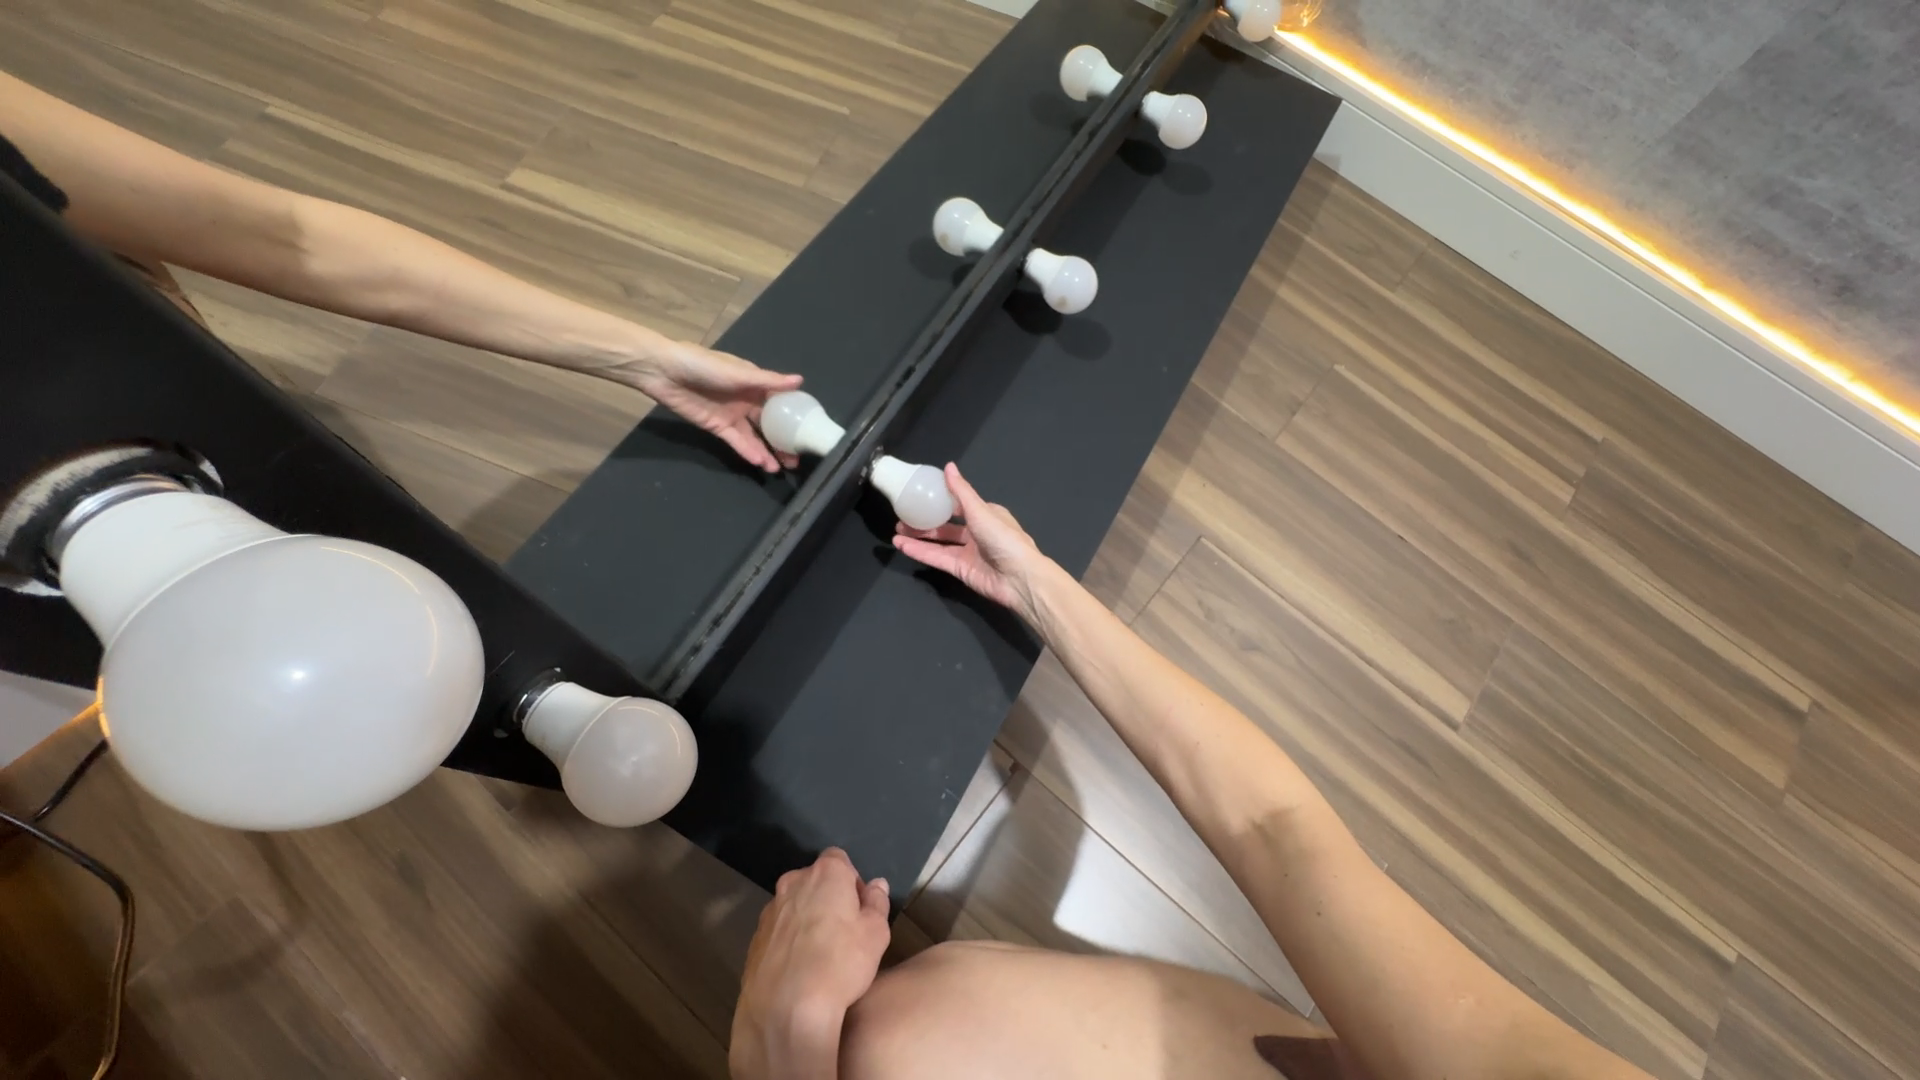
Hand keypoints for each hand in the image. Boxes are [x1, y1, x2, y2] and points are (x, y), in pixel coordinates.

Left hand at [610, 339, 802, 472]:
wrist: (664, 371)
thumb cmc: (703, 365)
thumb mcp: (739, 372)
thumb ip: (768, 381)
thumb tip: (800, 381)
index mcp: (755, 383)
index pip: (780, 402)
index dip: (794, 416)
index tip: (808, 431)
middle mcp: (747, 400)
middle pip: (770, 424)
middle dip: (782, 441)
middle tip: (796, 459)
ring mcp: (733, 415)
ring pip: (755, 436)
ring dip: (767, 451)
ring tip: (780, 468)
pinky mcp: (718, 427)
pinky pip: (737, 441)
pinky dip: (748, 451)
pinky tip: (760, 462)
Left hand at [731, 849, 891, 1079]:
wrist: (784, 1011)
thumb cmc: (840, 964)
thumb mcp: (876, 933)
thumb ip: (877, 903)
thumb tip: (876, 885)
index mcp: (825, 873)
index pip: (839, 860)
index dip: (852, 882)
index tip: (859, 910)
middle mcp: (793, 883)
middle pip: (815, 882)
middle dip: (828, 899)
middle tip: (844, 933)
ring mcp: (769, 912)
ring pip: (794, 907)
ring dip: (806, 921)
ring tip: (819, 957)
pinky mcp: (754, 940)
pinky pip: (779, 932)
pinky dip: (789, 943)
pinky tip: (799, 971)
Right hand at [891, 463, 1053, 623]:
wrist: (1019, 578)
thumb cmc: (1004, 539)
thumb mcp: (981, 511)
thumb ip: (961, 491)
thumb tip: (948, 466)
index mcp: (986, 515)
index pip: (960, 504)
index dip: (941, 500)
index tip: (921, 495)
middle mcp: (977, 532)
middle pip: (946, 525)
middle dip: (925, 521)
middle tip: (903, 516)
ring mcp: (969, 553)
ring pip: (939, 543)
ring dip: (919, 537)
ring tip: (897, 531)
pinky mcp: (961, 570)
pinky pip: (937, 558)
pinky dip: (920, 552)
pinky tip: (902, 546)